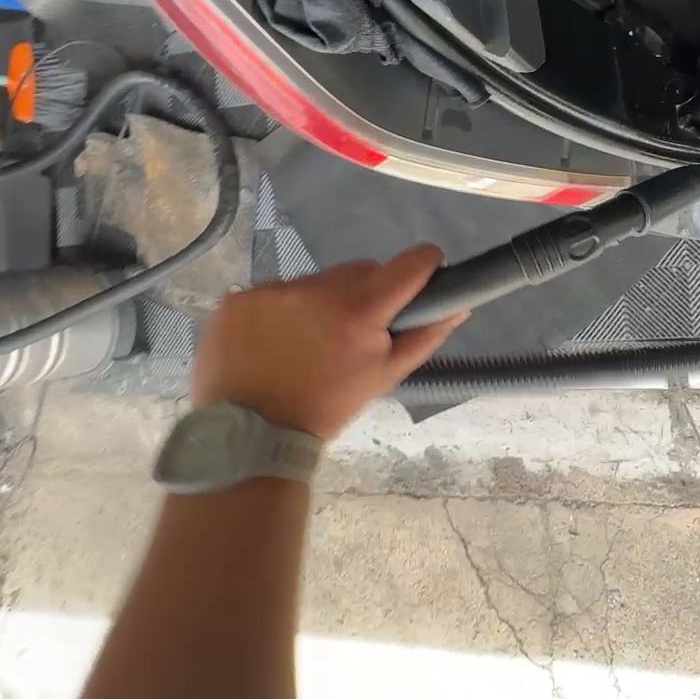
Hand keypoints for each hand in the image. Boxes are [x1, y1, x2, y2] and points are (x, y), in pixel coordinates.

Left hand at [190, 245, 466, 438]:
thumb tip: (461, 306)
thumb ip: (427, 335)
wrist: (248, 434)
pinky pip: (280, 289)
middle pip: (363, 269)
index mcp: (359, 311)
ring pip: (321, 279)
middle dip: (371, 290)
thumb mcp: (387, 375)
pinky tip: (280, 337)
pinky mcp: (238, 299)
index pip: (410, 263)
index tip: (429, 274)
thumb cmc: (330, 405)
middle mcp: (316, 291)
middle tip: (362, 325)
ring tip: (315, 335)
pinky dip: (288, 307)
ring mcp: (272, 292)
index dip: (426, 264)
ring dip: (328, 298)